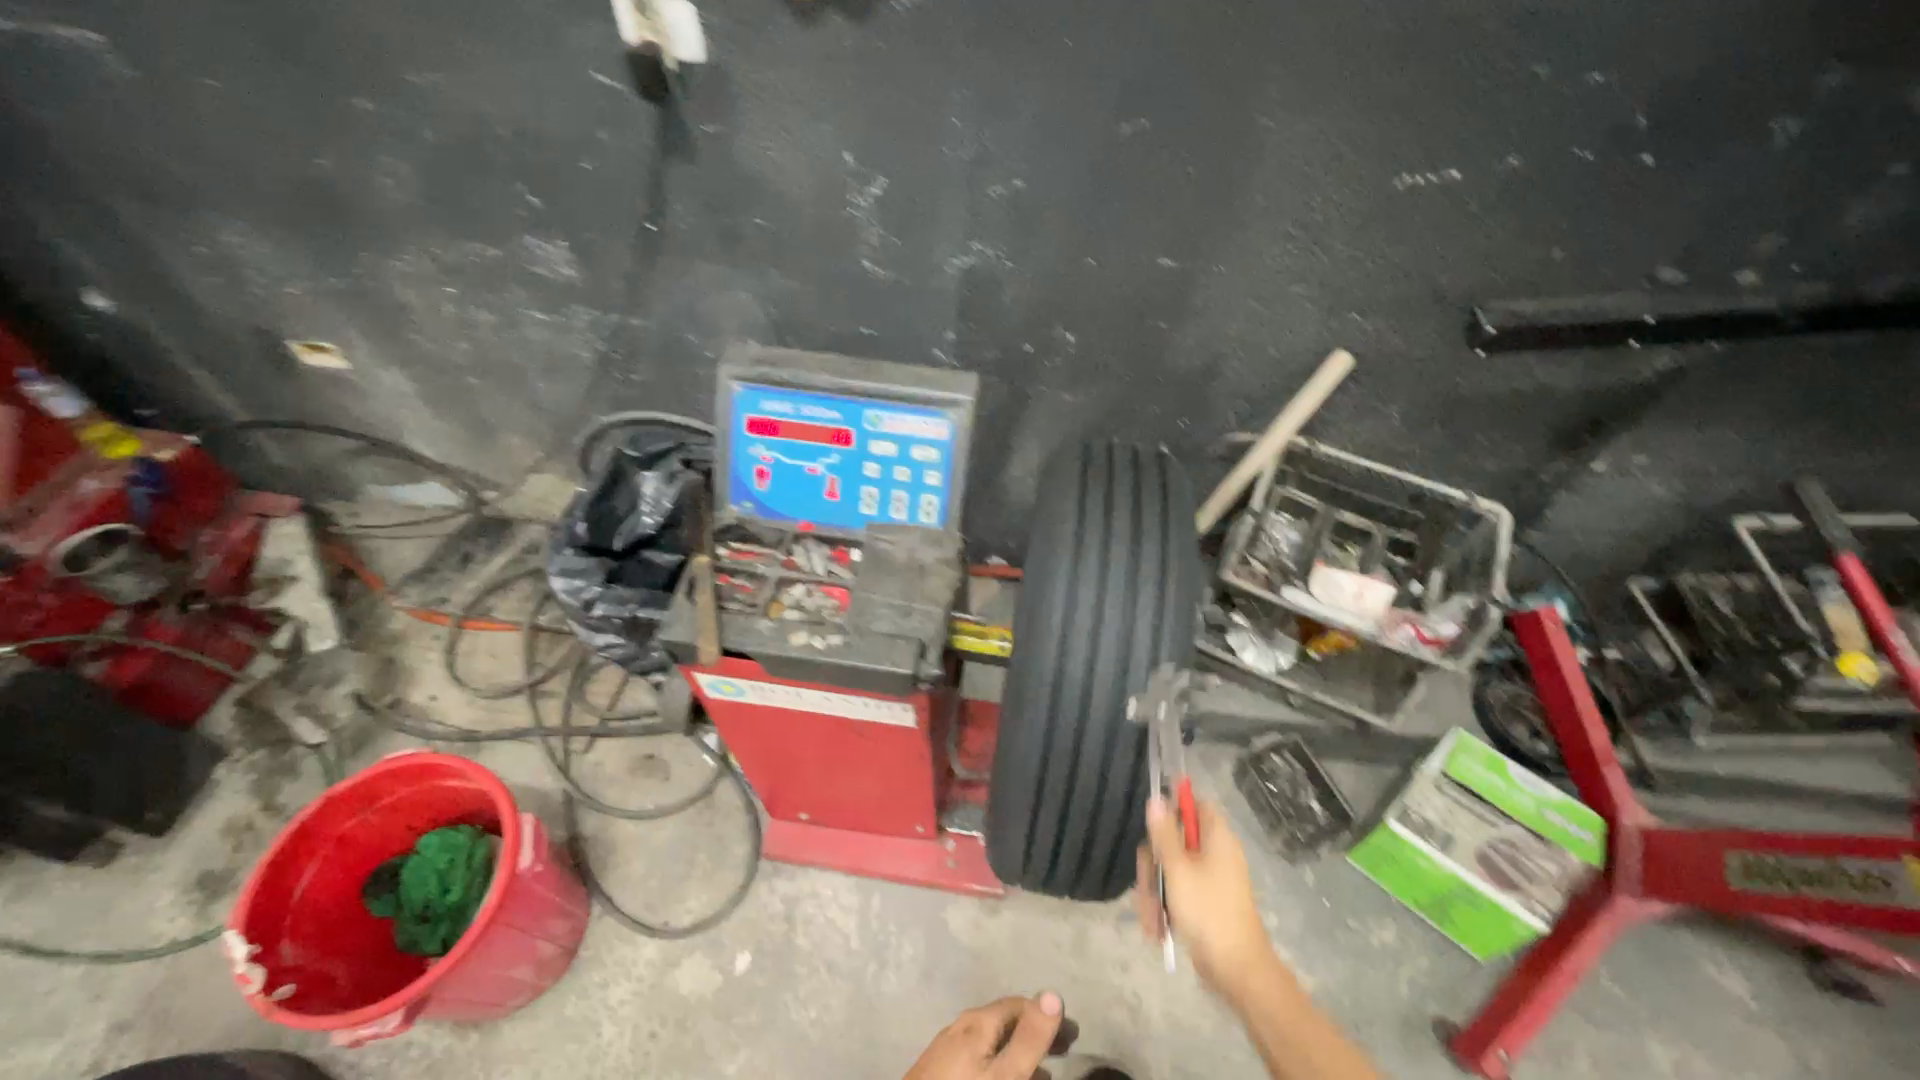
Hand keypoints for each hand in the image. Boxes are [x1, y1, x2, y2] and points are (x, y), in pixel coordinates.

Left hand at [903, 993, 1064, 1079]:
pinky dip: (1000, 1061)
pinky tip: (1006, 1077)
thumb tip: (1053, 992)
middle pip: (1005, 1020)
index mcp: (978, 1020)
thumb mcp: (1006, 1074)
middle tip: (1062, 1051)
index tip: (1072, 1035)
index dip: (1048, 1016)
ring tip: (1042, 1071)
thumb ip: (1029, 1037)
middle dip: (1034, 1032)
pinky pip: (978, 1056)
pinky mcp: (940, 1067)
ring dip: (1018, 1049)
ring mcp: (947, 1046)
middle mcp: (961, 1025)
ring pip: (991, 1040)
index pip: (1020, 1004)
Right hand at [1135, 795, 1276, 1001]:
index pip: (1196, 804)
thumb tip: (1157, 799)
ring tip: (1151, 919)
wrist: (1235, 967)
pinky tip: (1158, 929)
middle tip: (1147, 886)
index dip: (1174, 805)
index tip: (1151, 822)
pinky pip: (1177, 893)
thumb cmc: (1207, 911)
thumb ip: (1164, 834)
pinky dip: (1165, 908)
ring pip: (1170, 870)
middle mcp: (1214, 854)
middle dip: (1154, 866)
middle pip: (1174, 841)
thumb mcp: (1178, 869)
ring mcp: (1210, 880)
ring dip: (1155, 893)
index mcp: (1216, 838)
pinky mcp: (1204, 903)